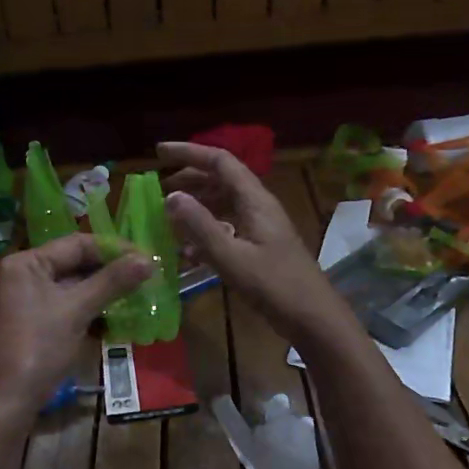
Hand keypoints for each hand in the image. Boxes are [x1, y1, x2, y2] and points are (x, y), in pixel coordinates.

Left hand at [0, 234, 152, 417]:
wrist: (9, 397)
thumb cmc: (40, 346)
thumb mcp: (76, 310)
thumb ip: (111, 282)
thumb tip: (148, 260)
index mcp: (26, 263)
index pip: (77, 244)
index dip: (114, 249)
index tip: (147, 259)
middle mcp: (23, 275)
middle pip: (75, 264)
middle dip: (110, 272)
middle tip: (146, 278)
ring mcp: (28, 300)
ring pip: (73, 287)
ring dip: (103, 292)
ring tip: (138, 296)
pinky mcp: (35, 323)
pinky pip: (67, 307)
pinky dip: (90, 310)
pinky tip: (116, 318)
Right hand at [160, 141, 352, 345]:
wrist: (311, 316)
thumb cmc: (273, 285)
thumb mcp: (230, 256)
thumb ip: (199, 225)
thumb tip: (170, 196)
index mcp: (254, 200)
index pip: (220, 162)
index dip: (189, 153)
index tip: (158, 152)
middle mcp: (257, 206)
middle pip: (220, 179)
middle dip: (188, 178)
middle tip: (157, 189)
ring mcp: (259, 226)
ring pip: (222, 203)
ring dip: (195, 205)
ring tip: (168, 216)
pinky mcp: (258, 245)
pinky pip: (226, 227)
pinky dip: (205, 230)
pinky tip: (188, 249)